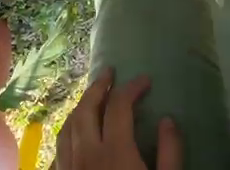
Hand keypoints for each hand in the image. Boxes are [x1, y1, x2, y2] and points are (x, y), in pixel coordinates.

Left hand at [54, 70, 180, 169]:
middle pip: (86, 109)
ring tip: (94, 97)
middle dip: (99, 87)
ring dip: (81, 107)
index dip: (133, 86)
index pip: (120, 104)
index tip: (147, 81)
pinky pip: (58, 152)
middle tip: (112, 74)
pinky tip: (78, 135)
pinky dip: (69, 134)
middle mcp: (86, 157)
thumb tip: (167, 120)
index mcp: (115, 152)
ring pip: (66, 129)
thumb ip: (171, 152)